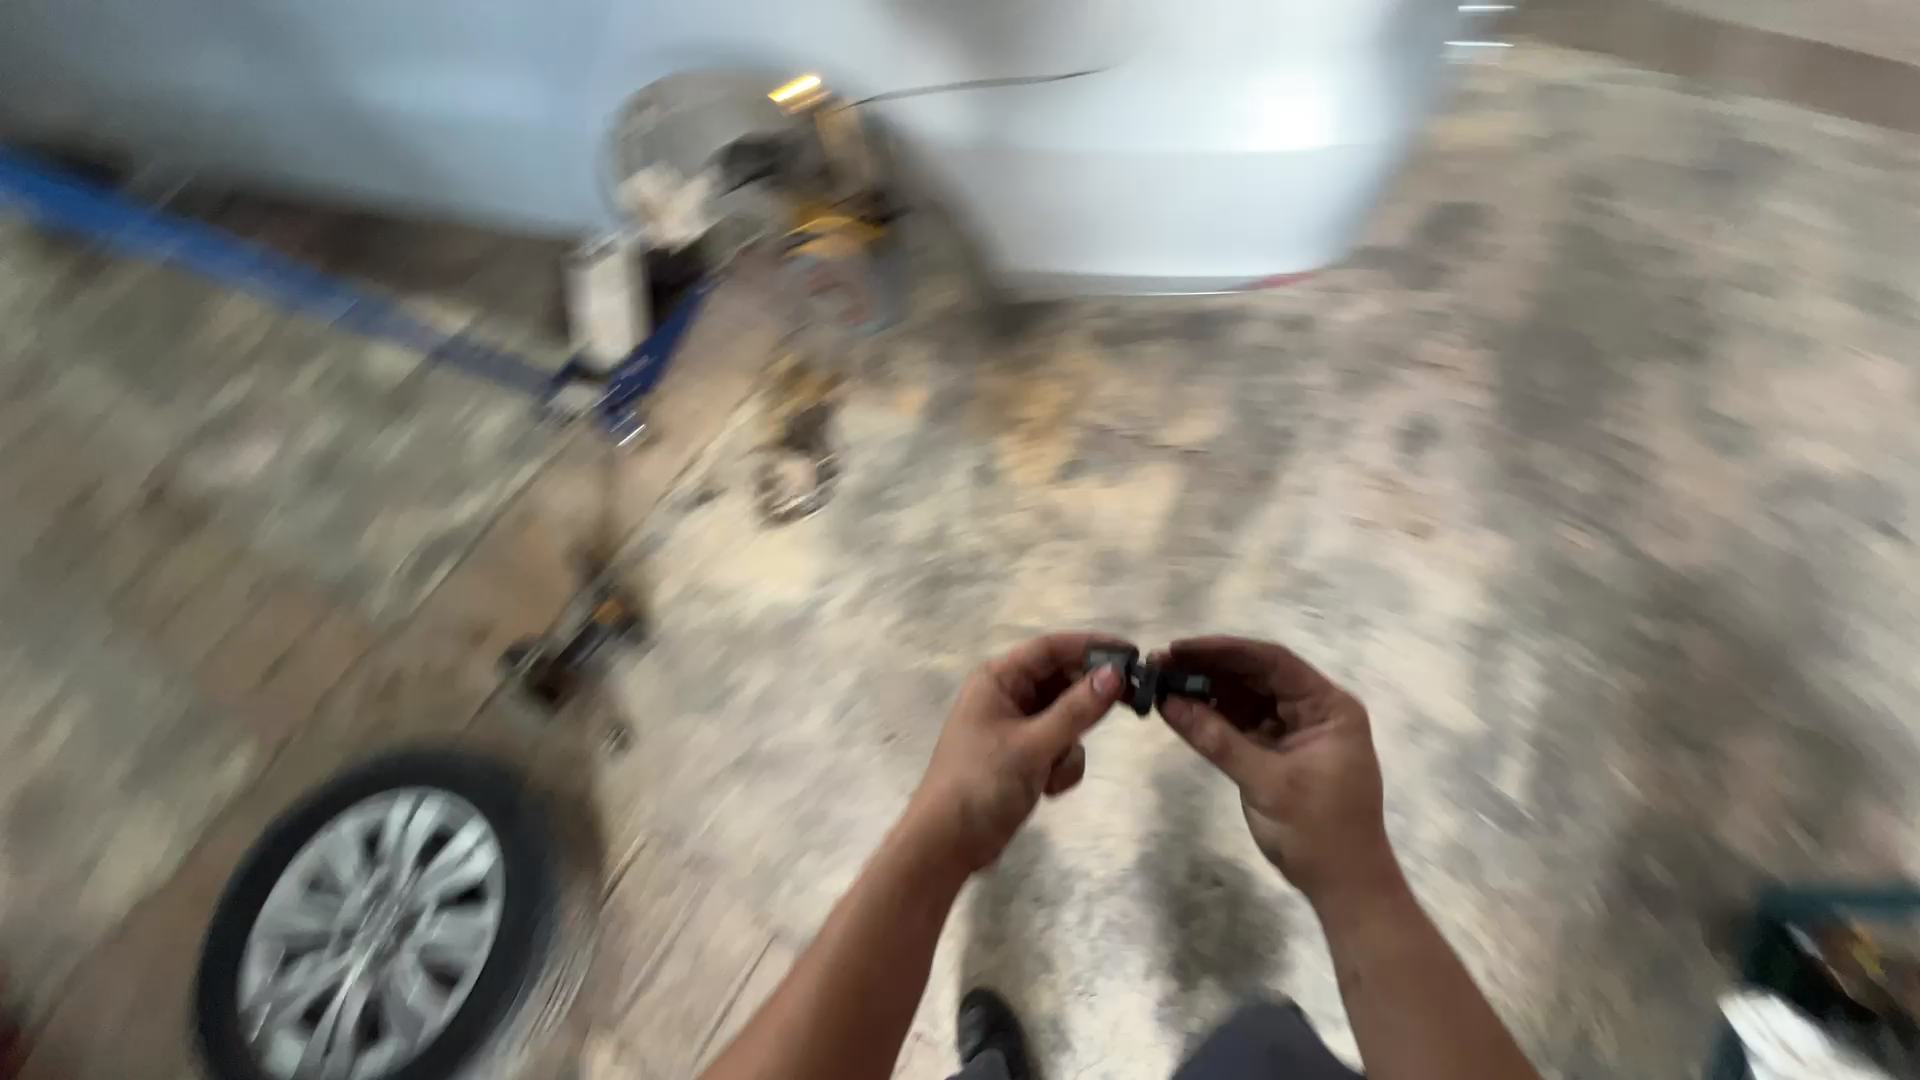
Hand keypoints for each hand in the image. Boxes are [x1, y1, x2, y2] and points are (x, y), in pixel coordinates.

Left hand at [905, 632, 1124, 873]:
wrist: (946, 843)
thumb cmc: (981, 783)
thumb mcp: (1033, 745)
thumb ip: (1077, 709)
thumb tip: (1116, 674)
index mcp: (998, 678)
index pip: (1051, 648)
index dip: (1092, 646)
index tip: (1133, 654)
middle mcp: (1007, 694)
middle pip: (1062, 681)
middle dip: (1089, 699)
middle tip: (1133, 703)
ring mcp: (1016, 726)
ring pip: (1066, 717)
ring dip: (1070, 742)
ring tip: (1055, 767)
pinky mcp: (1024, 756)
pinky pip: (1059, 746)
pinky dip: (1061, 764)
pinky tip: (1047, 787)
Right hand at [1156, 636, 1397, 904]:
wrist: (1343, 887)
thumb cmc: (1320, 832)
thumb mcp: (1267, 783)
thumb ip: (1217, 739)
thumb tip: (1167, 702)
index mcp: (1328, 707)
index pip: (1273, 662)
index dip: (1224, 651)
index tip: (1180, 649)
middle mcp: (1311, 708)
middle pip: (1254, 674)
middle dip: (1207, 667)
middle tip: (1159, 663)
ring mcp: (1291, 728)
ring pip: (1242, 695)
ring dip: (1204, 688)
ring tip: (1160, 681)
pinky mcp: (1273, 748)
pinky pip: (1237, 720)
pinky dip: (1209, 714)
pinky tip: (1177, 707)